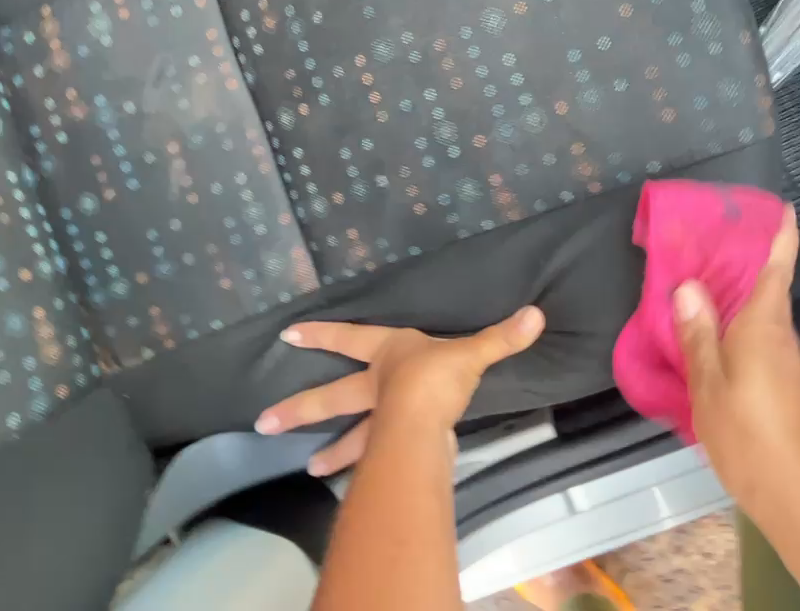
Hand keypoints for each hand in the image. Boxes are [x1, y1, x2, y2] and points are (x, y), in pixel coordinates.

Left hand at [254, 306, 546, 475]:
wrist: (428, 418)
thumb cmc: (438, 375)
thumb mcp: (472, 352)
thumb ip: (502, 337)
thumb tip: (536, 314)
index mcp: (390, 352)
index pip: (349, 338)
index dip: (321, 334)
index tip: (287, 334)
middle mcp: (377, 384)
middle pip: (332, 396)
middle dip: (300, 408)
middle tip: (263, 423)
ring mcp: (380, 420)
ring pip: (348, 434)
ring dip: (330, 450)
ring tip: (307, 468)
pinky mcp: (390, 450)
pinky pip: (373, 458)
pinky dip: (364, 468)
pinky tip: (359, 485)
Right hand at [674, 207, 799, 516]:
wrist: (797, 497)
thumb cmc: (750, 436)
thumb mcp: (709, 384)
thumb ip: (698, 334)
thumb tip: (688, 286)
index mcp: (763, 325)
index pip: (777, 267)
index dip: (781, 235)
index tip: (781, 207)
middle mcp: (778, 335)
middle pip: (767, 284)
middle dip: (746, 257)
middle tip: (710, 234)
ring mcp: (782, 360)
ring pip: (759, 310)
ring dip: (736, 289)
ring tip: (698, 275)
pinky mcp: (780, 382)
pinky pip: (755, 334)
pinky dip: (735, 319)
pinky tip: (708, 329)